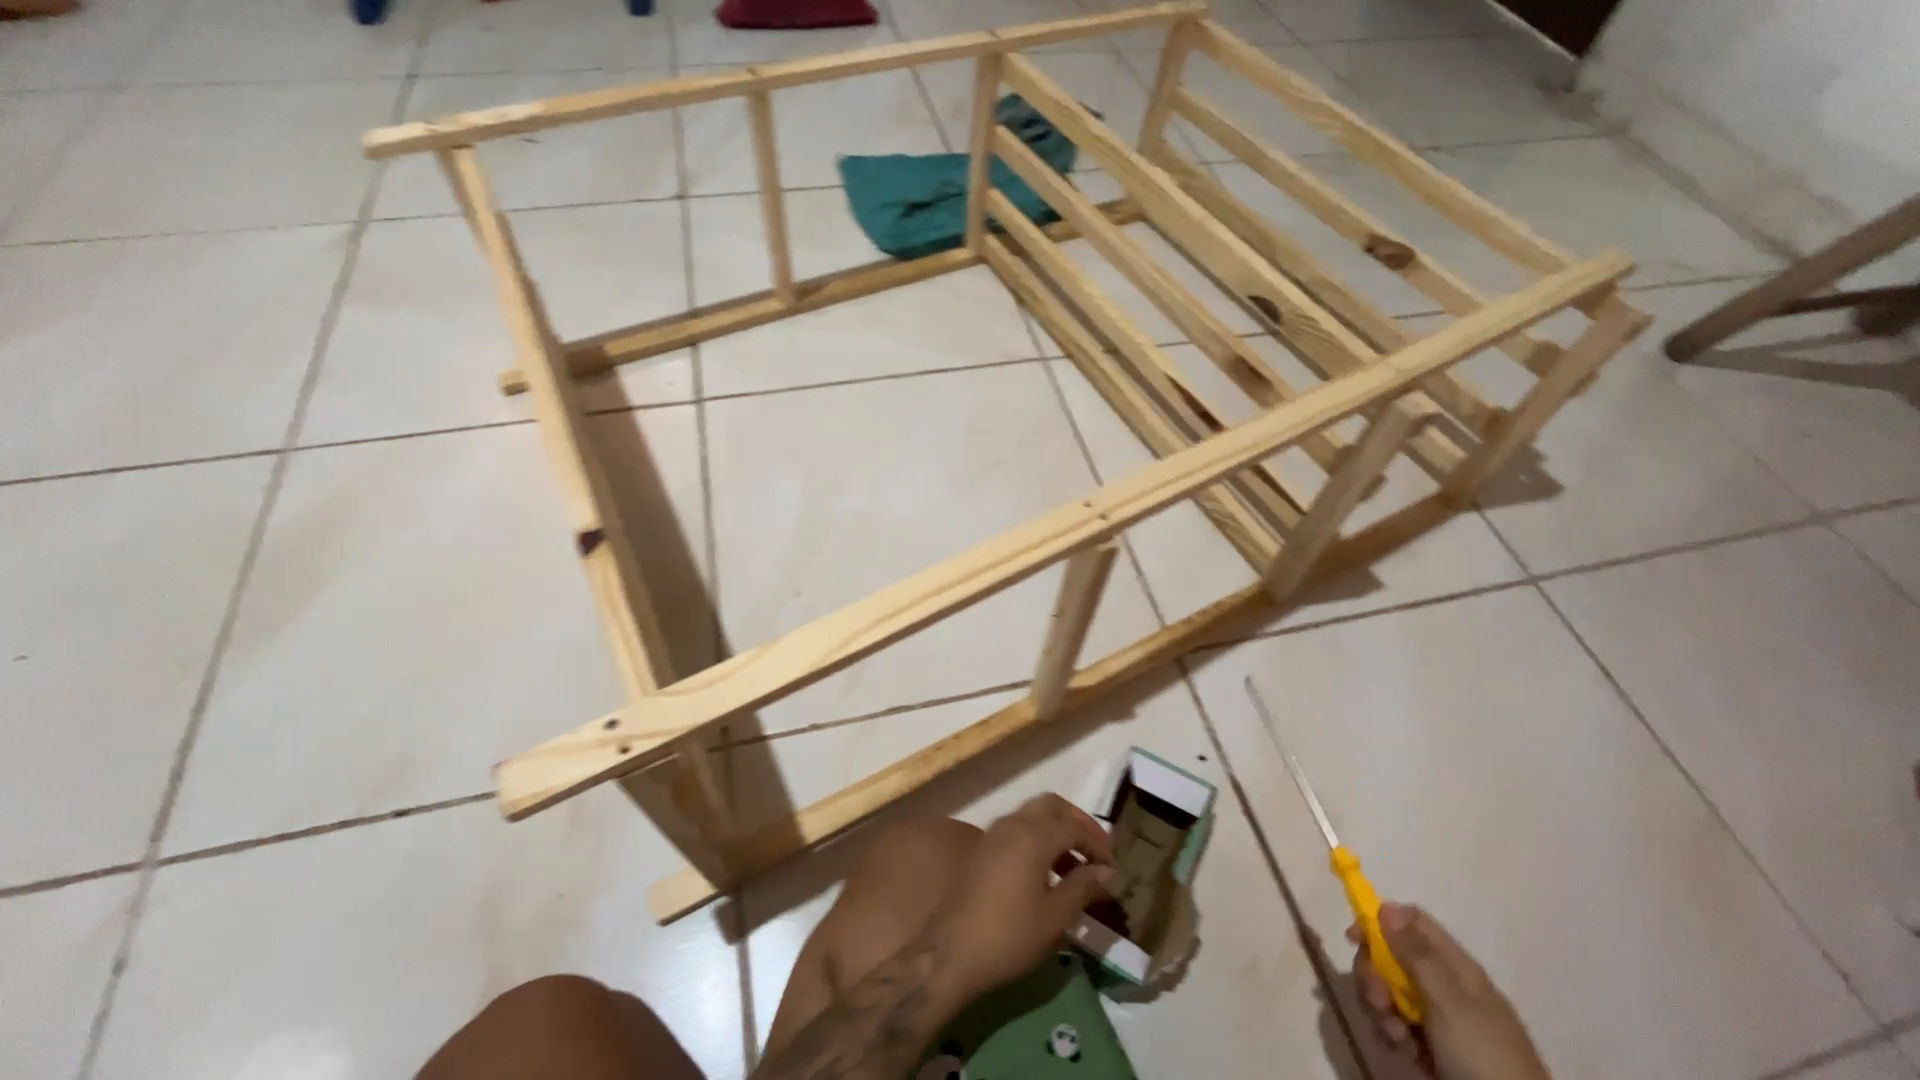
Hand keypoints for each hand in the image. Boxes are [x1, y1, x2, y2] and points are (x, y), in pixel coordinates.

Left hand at [922, 794, 1114, 1001]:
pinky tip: (1046, 875)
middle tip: (1096, 853)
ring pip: (1031, 817)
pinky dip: (1036, 842)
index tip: (1113, 867)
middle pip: (1051, 806)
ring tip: (1075, 869)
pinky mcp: (980, 852)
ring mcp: (992, 836)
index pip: (1074, 826)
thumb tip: (1105, 871)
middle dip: (1077, 824)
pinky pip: (1016, 832)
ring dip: (1056, 833)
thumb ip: (1082, 886)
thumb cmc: (1010, 935)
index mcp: (1033, 835)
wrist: (951, 953)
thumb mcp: (1056, 916)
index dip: (1098, 843)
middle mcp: (1011, 825)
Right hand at [1350, 903, 1550, 1079]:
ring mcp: (1434, 1015)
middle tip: (1380, 1000)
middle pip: (1389, 957)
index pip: (1412, 922)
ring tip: (1397, 1036)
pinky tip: (1404, 1052)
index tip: (1354, 939)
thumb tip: (1386, 905)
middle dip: (1373, 976)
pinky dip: (1391, 1035)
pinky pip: (1393, 1024)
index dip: (1380, 922)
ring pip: (1386, 992)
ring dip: (1381, 1010)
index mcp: (1454, 966)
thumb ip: (1415, 954)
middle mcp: (1441, 984)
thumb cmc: (1482, 1053)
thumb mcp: (1448, 1001)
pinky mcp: (1426, 1044)